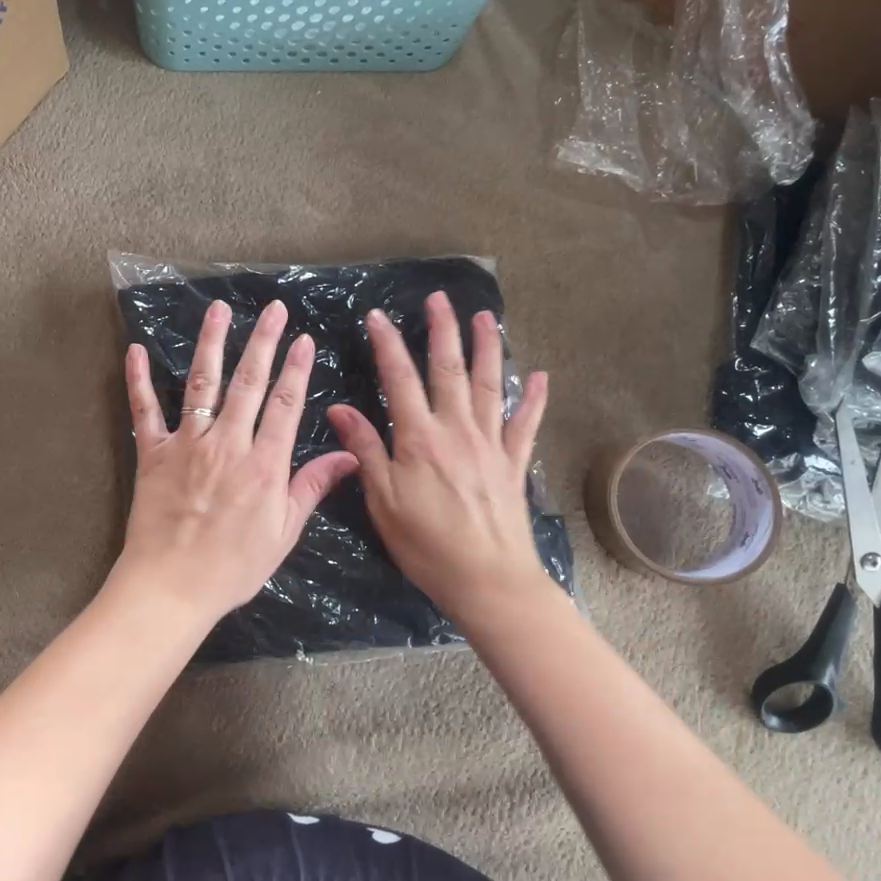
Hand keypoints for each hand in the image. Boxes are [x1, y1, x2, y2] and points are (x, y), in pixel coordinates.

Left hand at [116, 299, 360, 626]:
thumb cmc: (233, 567)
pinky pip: (145, 410)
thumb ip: (311, 488)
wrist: (171, 586)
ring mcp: (187, 444)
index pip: (285, 404)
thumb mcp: (283, 533)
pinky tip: (138, 350)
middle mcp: (227, 443)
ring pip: (202, 383)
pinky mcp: (152, 453)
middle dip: (263, 341)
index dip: (296, 368)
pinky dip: (139, 379)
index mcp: (263, 464)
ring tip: (219, 310)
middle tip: (273, 308)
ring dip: (211, 342)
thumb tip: (349, 456)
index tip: (303, 338)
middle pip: (249, 382)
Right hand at [327, 292, 553, 627]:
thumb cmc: (427, 546)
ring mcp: (490, 444)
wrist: (489, 581)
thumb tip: (340, 410)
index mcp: (419, 438)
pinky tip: (539, 377)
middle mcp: (457, 430)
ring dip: (487, 348)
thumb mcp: (383, 502)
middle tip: (440, 299)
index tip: (377, 316)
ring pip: (489, 385)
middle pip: (449, 370)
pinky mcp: (513, 464)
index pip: (399, 379)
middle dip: (443, 331)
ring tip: (487, 317)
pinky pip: (524, 425)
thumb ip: (366, 452)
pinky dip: (533, 399)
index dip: (387, 344)